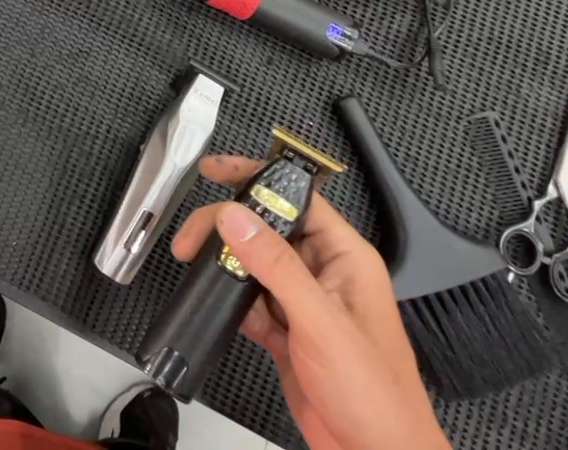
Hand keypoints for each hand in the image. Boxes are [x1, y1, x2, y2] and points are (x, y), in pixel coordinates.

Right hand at [170, 157, 447, 449]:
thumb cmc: (374, 396)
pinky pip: (249, 299)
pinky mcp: (286, 329)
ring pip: (253, 262)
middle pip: (266, 229)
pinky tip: (223, 311)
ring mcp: (303, 302)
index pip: (297, 199)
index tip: (215, 170)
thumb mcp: (321, 323)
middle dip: (226, 227)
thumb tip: (233, 217)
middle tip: (192, 239)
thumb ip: (275, 266)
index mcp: (345, 258)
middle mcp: (323, 273)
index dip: (257, 178)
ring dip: (224, 265)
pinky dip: (231, 302)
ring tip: (196, 267)